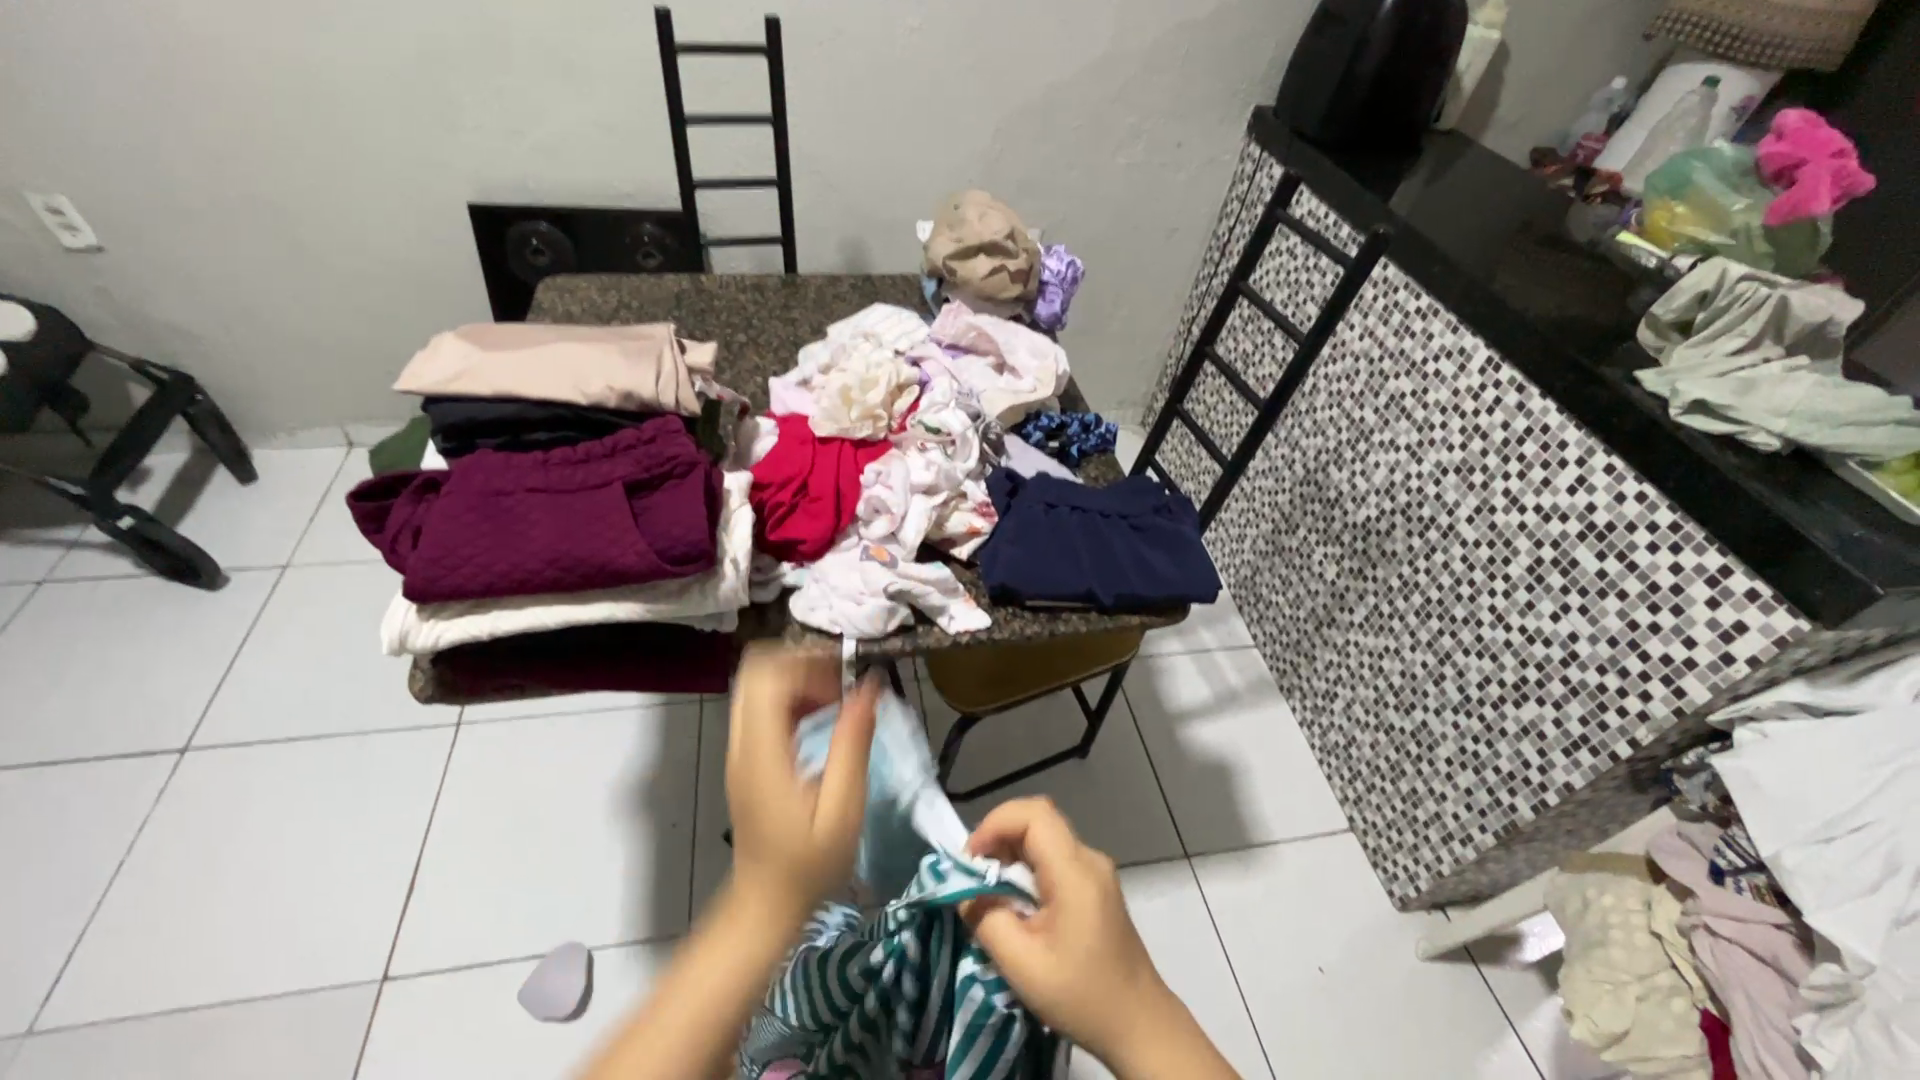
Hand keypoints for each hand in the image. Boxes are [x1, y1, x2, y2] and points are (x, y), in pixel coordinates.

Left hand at [724, 646, 879, 921]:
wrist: (765, 904)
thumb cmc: (810, 864)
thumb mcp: (843, 808)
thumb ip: (853, 743)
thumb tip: (870, 687)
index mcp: (762, 752)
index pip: (767, 675)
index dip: (807, 662)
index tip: (846, 678)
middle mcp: (741, 742)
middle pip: (757, 670)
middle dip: (802, 664)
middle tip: (842, 685)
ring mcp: (738, 749)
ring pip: (757, 685)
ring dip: (798, 680)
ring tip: (838, 701)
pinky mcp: (745, 757)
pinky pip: (761, 707)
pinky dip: (791, 698)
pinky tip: (822, 718)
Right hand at [961, 798, 1172, 1063]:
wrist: (1139, 1024)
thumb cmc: (1081, 995)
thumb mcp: (1022, 964)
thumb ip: (986, 918)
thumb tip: (965, 891)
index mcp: (1075, 872)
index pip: (1033, 814)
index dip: (995, 824)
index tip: (970, 859)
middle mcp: (1089, 860)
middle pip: (1038, 822)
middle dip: (998, 838)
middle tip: (973, 876)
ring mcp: (1096, 873)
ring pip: (1045, 840)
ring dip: (1011, 855)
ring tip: (989, 894)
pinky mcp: (1096, 888)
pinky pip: (1055, 860)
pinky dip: (1027, 870)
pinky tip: (1016, 905)